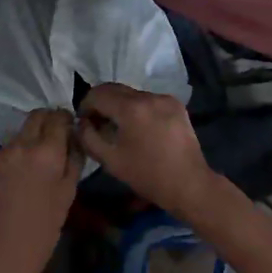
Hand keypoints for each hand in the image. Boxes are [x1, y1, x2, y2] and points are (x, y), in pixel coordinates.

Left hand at [0, 109, 81, 272]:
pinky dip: (22, 148)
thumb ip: (74, 157)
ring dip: (35, 133)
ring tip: (43, 156)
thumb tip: (74, 136)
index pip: (58, 116)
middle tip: (60, 136)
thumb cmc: (46, 226)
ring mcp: (3, 152)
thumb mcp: (70, 190)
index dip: (68, 119)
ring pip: (23, 129)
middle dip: (50, 119)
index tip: (73, 128)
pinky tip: (26, 169)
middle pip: (37, 115)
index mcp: (46, 151)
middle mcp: (22, 144)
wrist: (6, 252)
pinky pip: (11, 145)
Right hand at [76, 84, 217, 219]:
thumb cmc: (147, 175)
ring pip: (132, 93)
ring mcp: (164, 98)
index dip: (85, 105)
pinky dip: (138, 108)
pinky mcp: (176, 104)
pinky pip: (149, 99)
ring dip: (120, 104)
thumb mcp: (110, 160)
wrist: (188, 183)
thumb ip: (89, 138)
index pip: (98, 94)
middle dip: (101, 102)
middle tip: (96, 122)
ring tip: (118, 126)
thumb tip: (83, 123)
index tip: (83, 121)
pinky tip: (139, 127)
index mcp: (131, 108)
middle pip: (115, 88)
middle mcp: (148, 96)